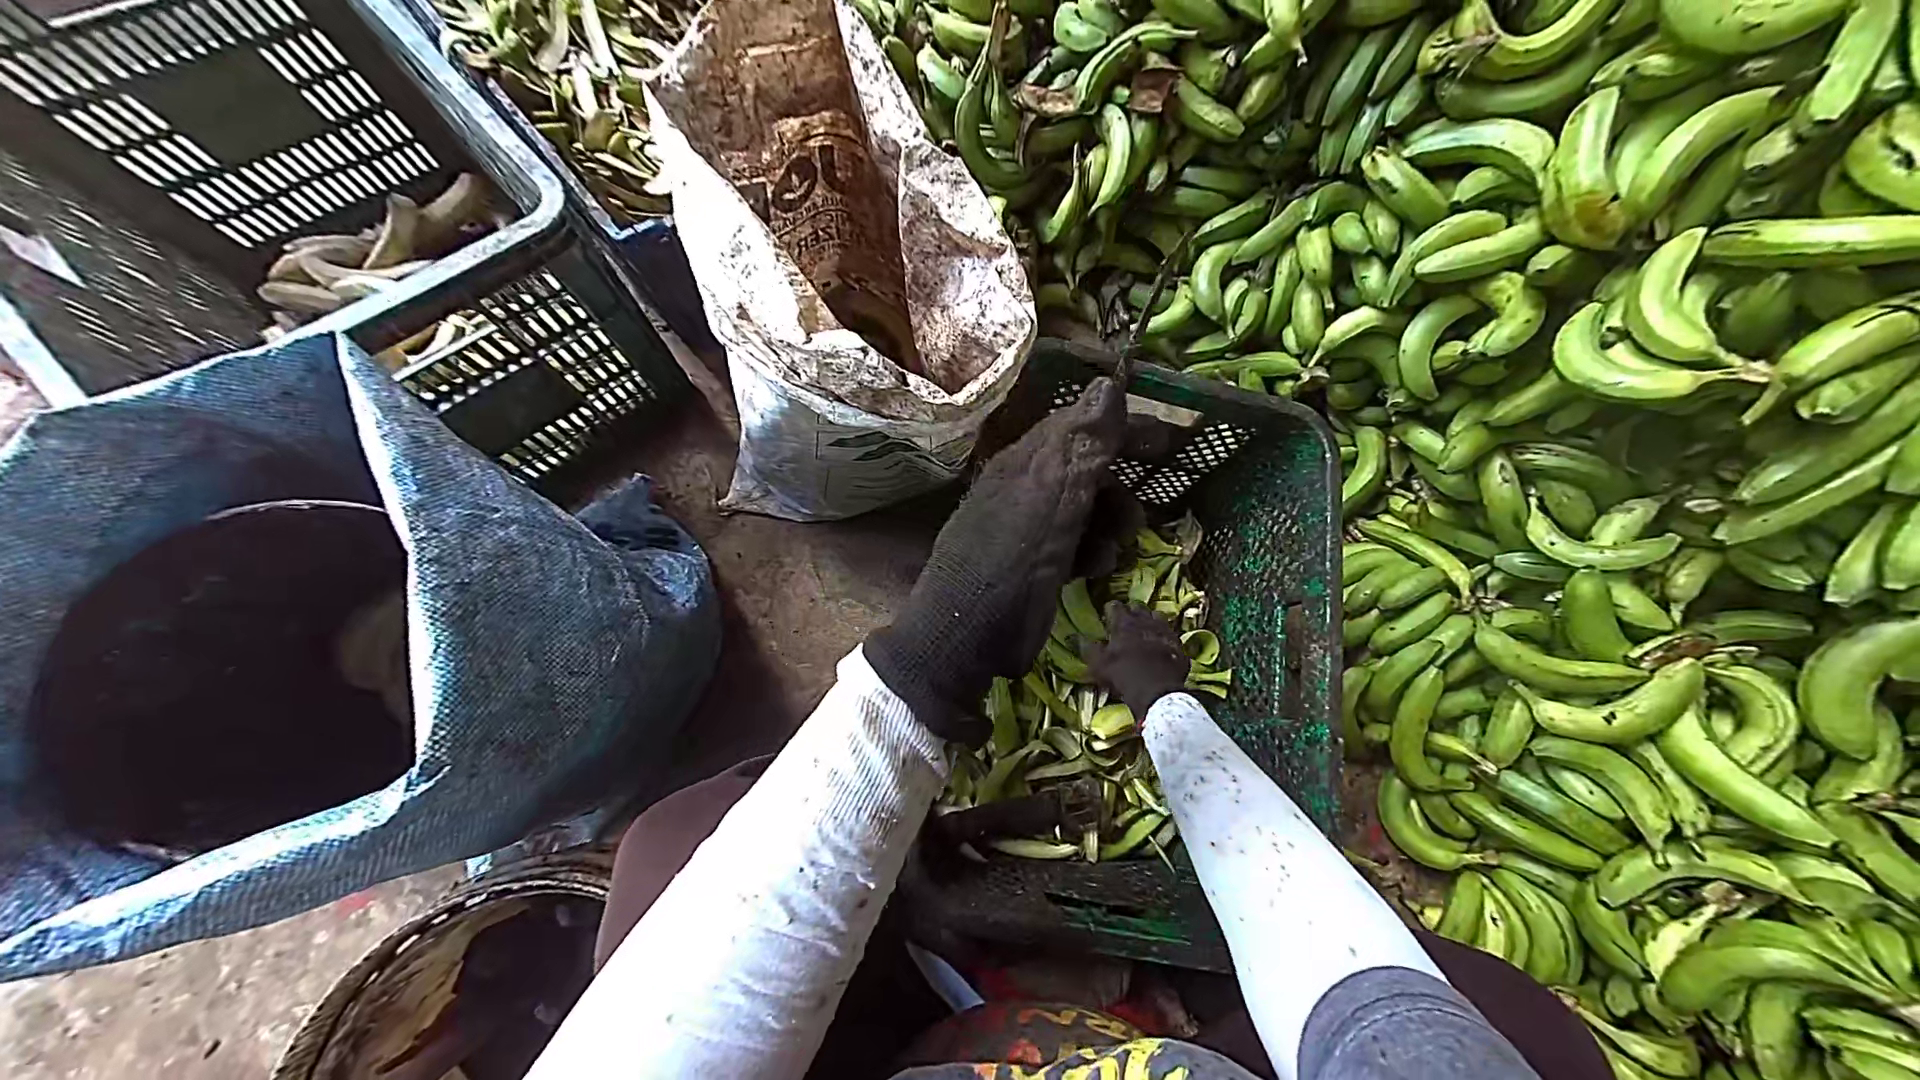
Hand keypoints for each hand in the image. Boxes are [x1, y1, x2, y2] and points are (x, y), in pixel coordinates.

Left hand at [867, 378, 1126, 743]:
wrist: (964, 635)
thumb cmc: (1011, 563)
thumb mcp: (1053, 498)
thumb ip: (1082, 445)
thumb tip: (1108, 384)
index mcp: (1027, 462)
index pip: (1082, 425)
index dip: (1127, 428)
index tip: (1171, 441)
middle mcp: (1025, 486)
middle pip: (1087, 470)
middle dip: (1121, 487)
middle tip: (1143, 513)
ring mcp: (1027, 525)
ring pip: (1084, 509)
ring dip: (1110, 523)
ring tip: (1117, 545)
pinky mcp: (1032, 560)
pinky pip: (1073, 542)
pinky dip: (1091, 550)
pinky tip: (1095, 568)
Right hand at [1083, 603, 1189, 717]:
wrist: (1156, 691)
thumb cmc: (1122, 674)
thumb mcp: (1098, 664)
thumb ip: (1087, 648)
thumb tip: (1075, 636)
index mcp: (1123, 623)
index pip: (1115, 606)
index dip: (1110, 609)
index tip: (1106, 615)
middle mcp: (1145, 621)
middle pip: (1138, 606)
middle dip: (1131, 610)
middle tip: (1126, 620)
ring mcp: (1164, 631)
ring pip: (1157, 616)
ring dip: (1150, 619)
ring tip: (1145, 627)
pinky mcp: (1178, 644)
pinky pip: (1171, 634)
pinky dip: (1164, 636)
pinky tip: (1162, 643)